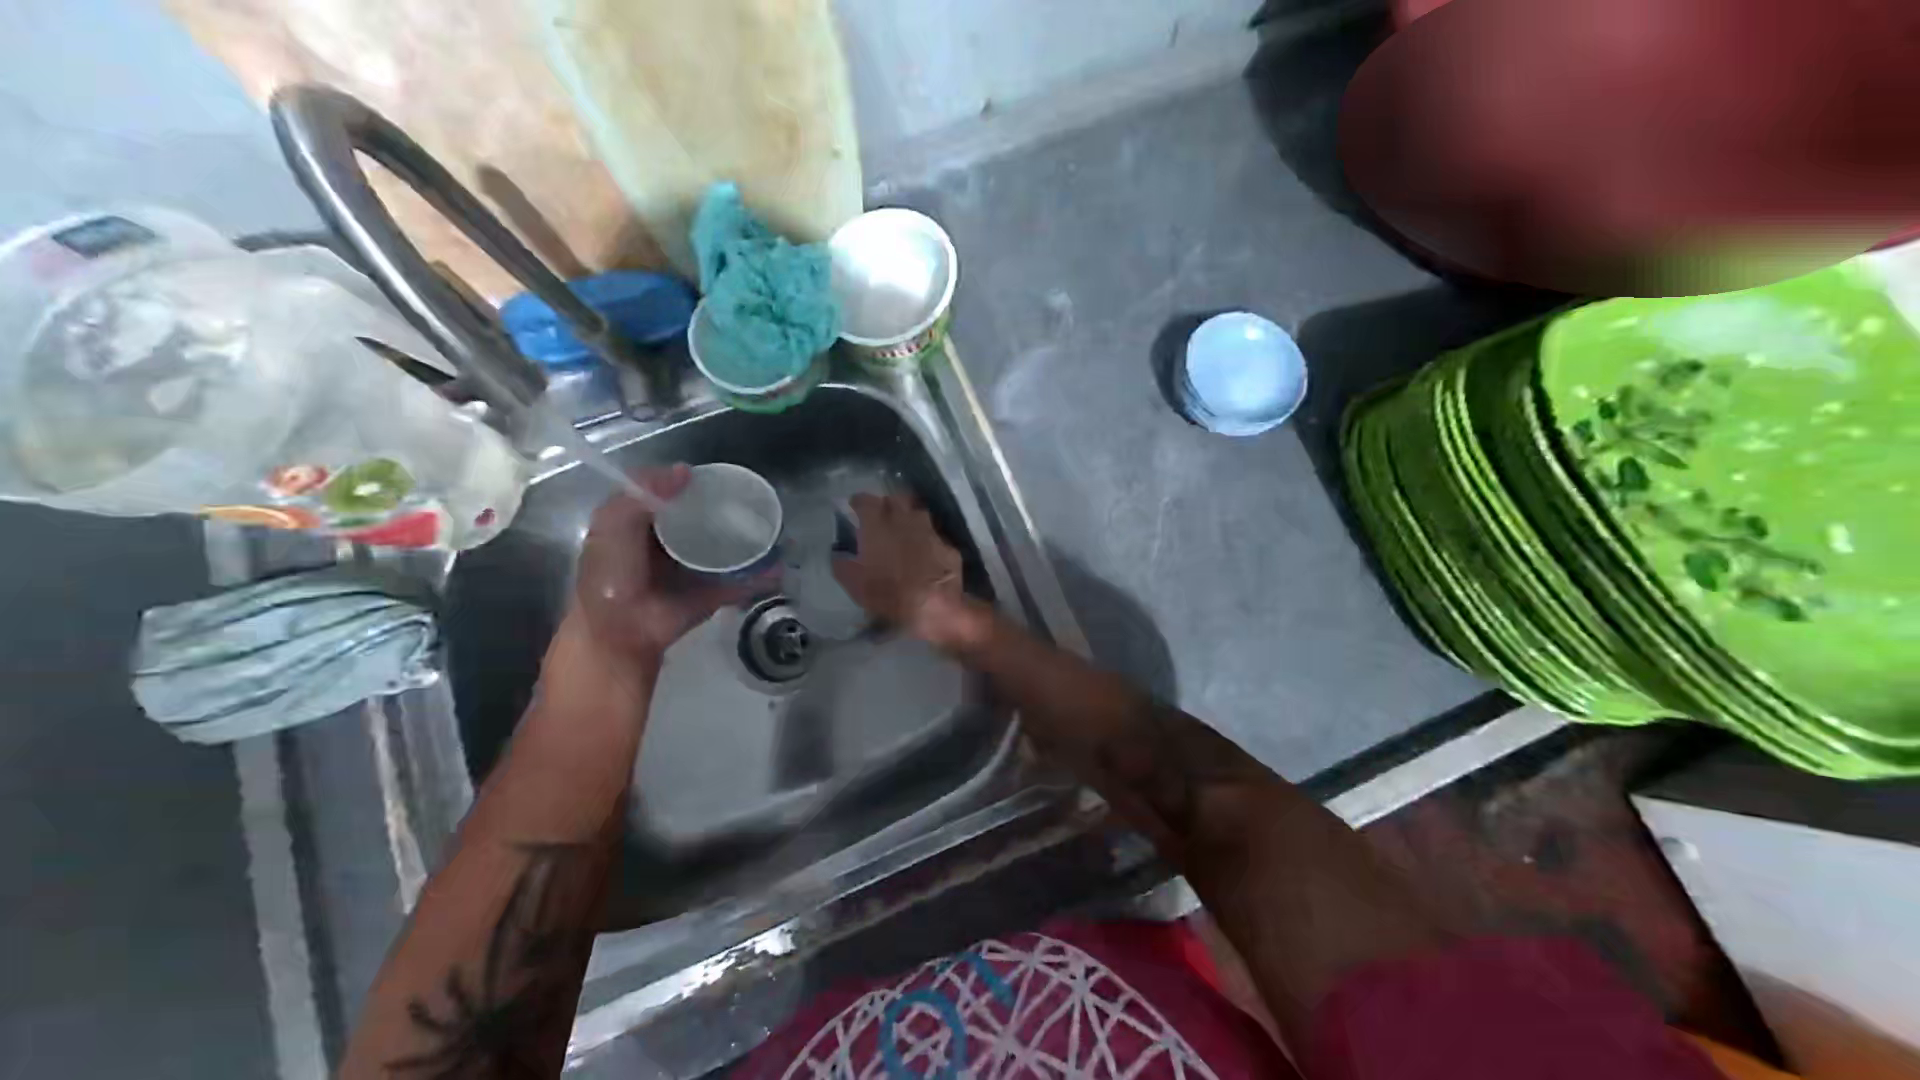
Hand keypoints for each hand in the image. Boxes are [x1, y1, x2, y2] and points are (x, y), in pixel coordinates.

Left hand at [568, 465, 760, 665]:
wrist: (623, 630)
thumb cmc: (612, 575)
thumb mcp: (612, 525)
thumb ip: (640, 493)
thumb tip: (685, 471)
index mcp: (643, 526)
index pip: (671, 497)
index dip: (690, 485)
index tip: (715, 478)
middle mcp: (671, 545)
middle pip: (704, 521)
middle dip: (727, 511)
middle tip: (753, 501)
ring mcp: (696, 570)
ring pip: (727, 548)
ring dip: (750, 541)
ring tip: (775, 528)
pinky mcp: (713, 593)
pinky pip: (740, 580)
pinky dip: (760, 575)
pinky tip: (778, 565)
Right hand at [832, 493, 974, 645]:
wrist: (937, 608)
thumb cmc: (890, 595)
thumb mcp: (856, 586)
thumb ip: (843, 566)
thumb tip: (839, 556)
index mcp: (878, 525)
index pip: (865, 501)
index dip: (859, 503)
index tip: (854, 508)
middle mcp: (905, 520)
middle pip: (895, 500)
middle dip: (886, 505)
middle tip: (879, 518)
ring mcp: (930, 531)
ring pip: (917, 514)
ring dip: (908, 519)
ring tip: (903, 532)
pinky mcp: (948, 546)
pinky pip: (934, 536)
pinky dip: (926, 540)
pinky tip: (925, 553)